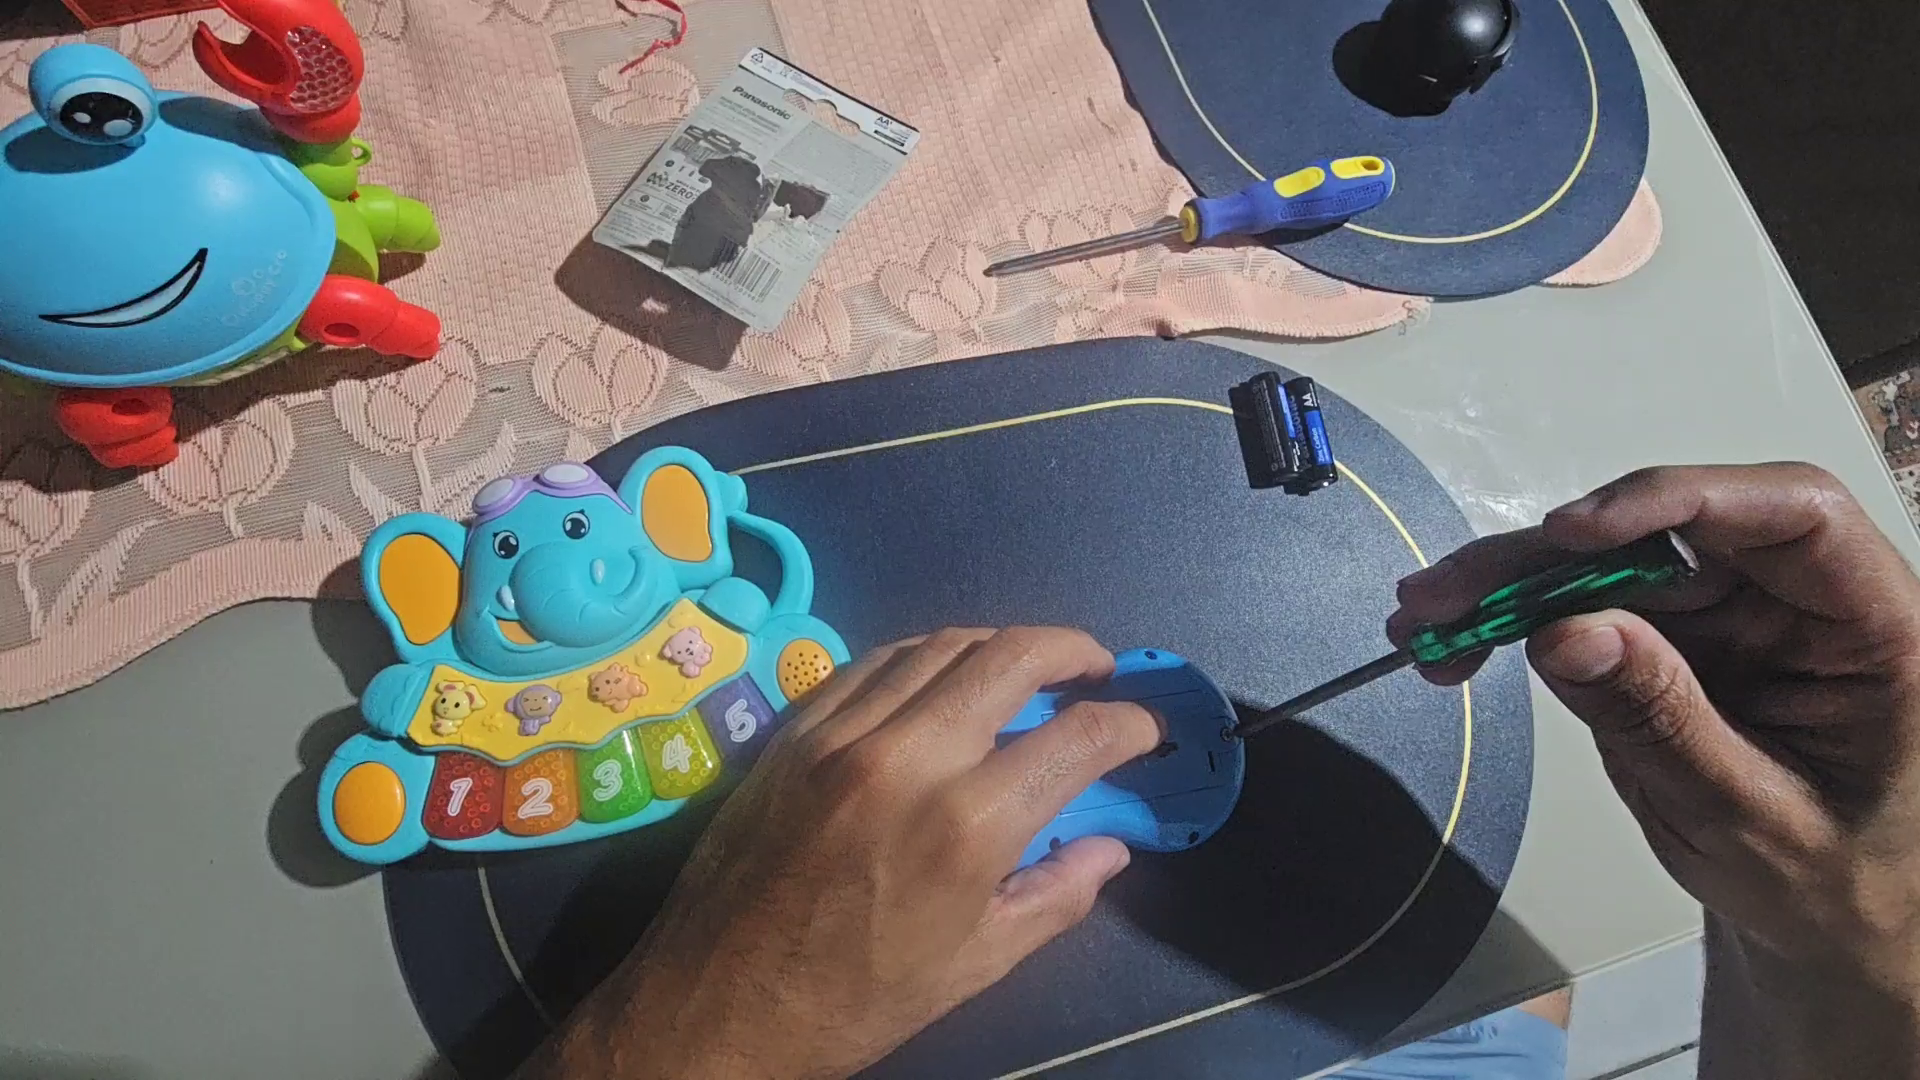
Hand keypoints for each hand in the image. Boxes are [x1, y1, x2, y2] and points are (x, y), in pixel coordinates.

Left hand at [517, 627, 1162, 1079]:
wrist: (713, 1001)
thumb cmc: (855, 997)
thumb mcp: (974, 965)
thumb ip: (1057, 894)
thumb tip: (1114, 844)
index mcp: (965, 828)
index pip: (1075, 739)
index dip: (1126, 723)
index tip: (1143, 725)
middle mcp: (909, 757)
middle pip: (1011, 657)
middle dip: (1071, 648)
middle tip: (1095, 664)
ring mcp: (846, 730)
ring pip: (944, 644)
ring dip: (1002, 642)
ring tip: (1029, 662)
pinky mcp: (800, 723)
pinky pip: (880, 658)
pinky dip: (930, 652)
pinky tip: (947, 670)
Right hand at [1390, 464, 1919, 1073]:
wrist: (1812, 910)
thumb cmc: (1827, 878)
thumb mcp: (1746, 815)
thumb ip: (1660, 720)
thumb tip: (1564, 633)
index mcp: (1864, 628)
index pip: (1785, 513)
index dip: (1670, 501)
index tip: (1566, 535)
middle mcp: (1777, 600)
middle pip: (1640, 538)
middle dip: (1527, 563)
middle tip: (1437, 599)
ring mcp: (1704, 614)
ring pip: (1580, 567)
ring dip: (1490, 591)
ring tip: (1420, 626)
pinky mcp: (1643, 634)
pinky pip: (1554, 607)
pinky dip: (1492, 624)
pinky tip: (1446, 646)